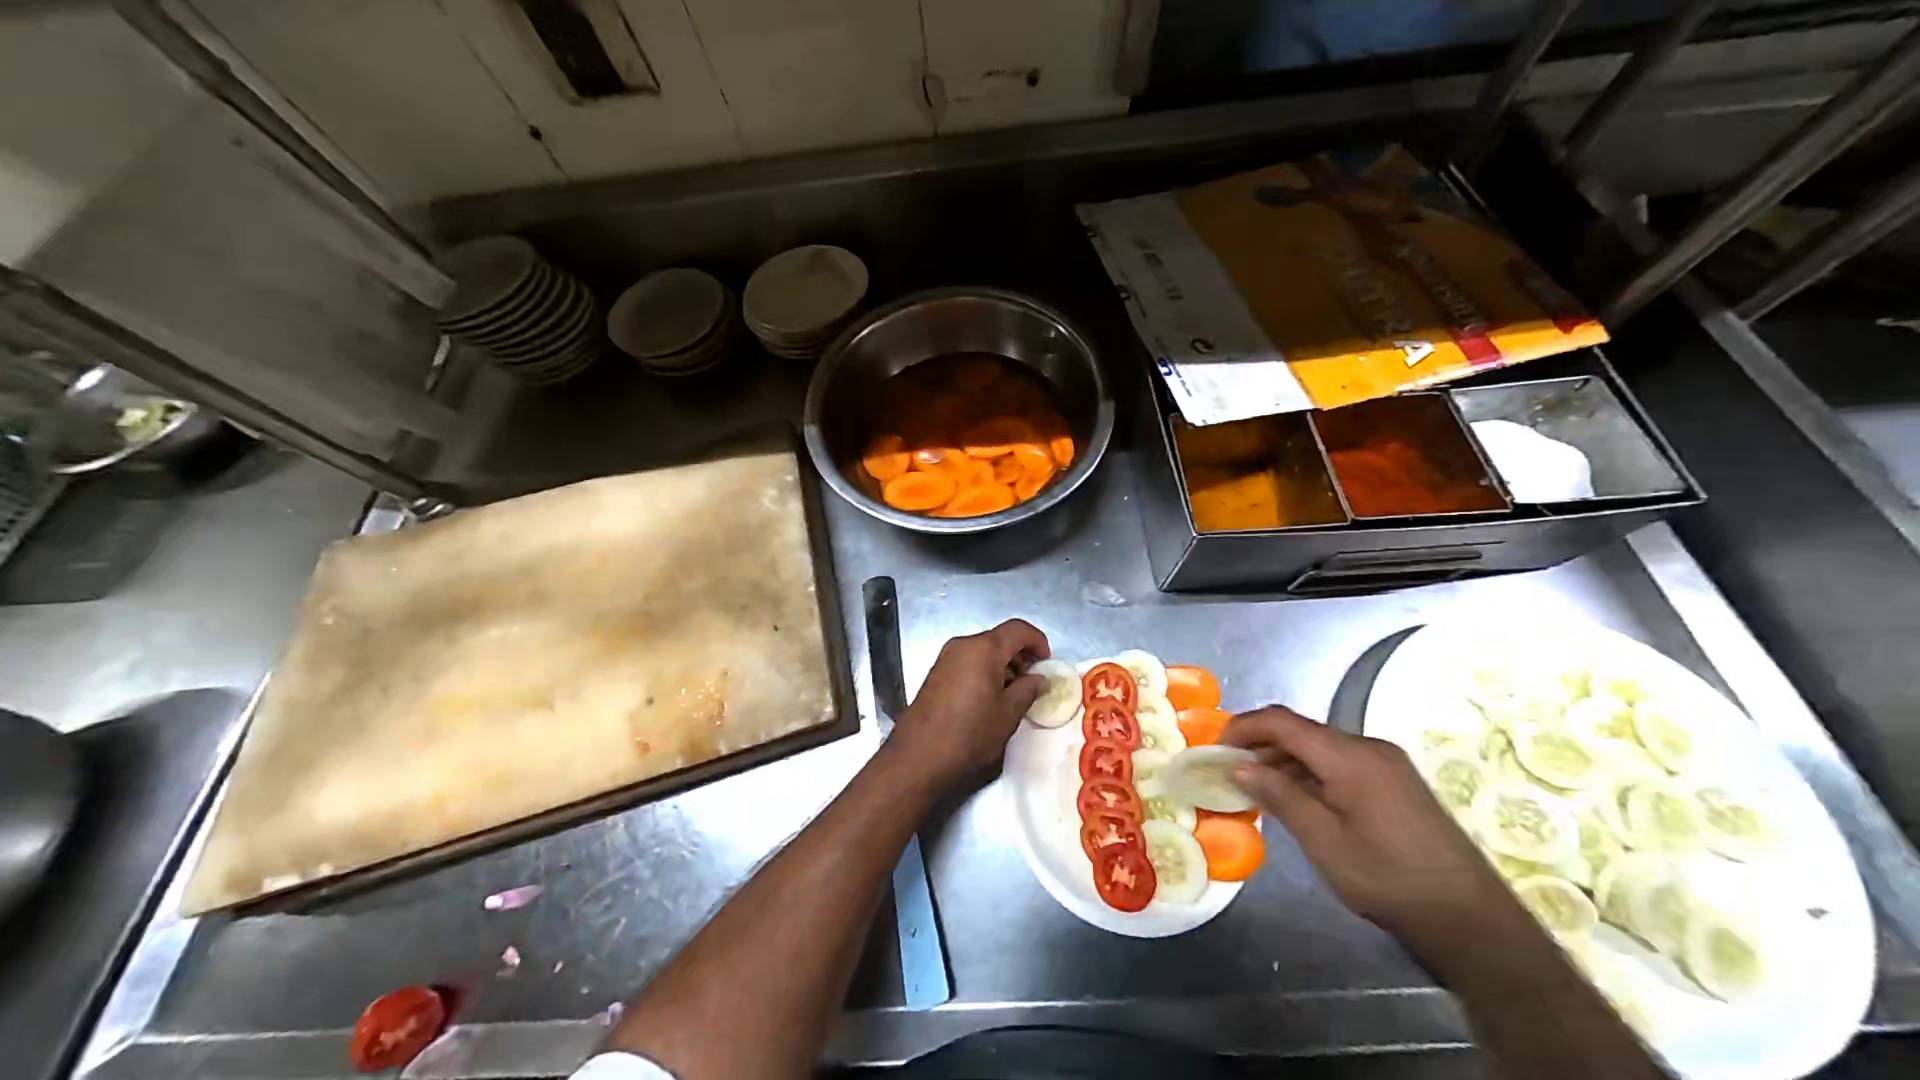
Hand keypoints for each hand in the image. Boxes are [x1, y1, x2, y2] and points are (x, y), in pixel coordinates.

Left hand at [889, 619, 1050, 785]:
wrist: (921, 753)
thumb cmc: (970, 731)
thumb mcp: (1008, 712)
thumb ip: (1029, 689)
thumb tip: (1039, 679)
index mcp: (983, 648)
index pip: (1018, 629)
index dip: (1038, 641)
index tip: (1047, 663)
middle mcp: (963, 645)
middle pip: (999, 638)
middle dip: (1020, 655)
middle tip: (1033, 681)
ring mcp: (946, 658)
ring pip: (983, 651)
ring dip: (1003, 665)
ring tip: (1013, 694)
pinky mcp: (937, 673)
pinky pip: (968, 661)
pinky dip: (985, 671)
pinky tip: (990, 698)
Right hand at [1220, 706, 1508, 949]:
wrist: (1471, 920)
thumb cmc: (1388, 879)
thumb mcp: (1323, 841)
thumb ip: (1279, 796)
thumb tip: (1239, 767)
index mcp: (1350, 757)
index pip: (1282, 721)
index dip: (1243, 728)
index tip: (1215, 750)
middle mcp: (1368, 748)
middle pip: (1300, 730)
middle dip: (1260, 745)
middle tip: (1230, 772)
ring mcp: (1386, 763)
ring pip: (1319, 746)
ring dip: (1283, 760)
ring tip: (1257, 789)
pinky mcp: (1395, 781)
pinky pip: (1339, 762)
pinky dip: (1309, 772)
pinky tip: (1296, 799)